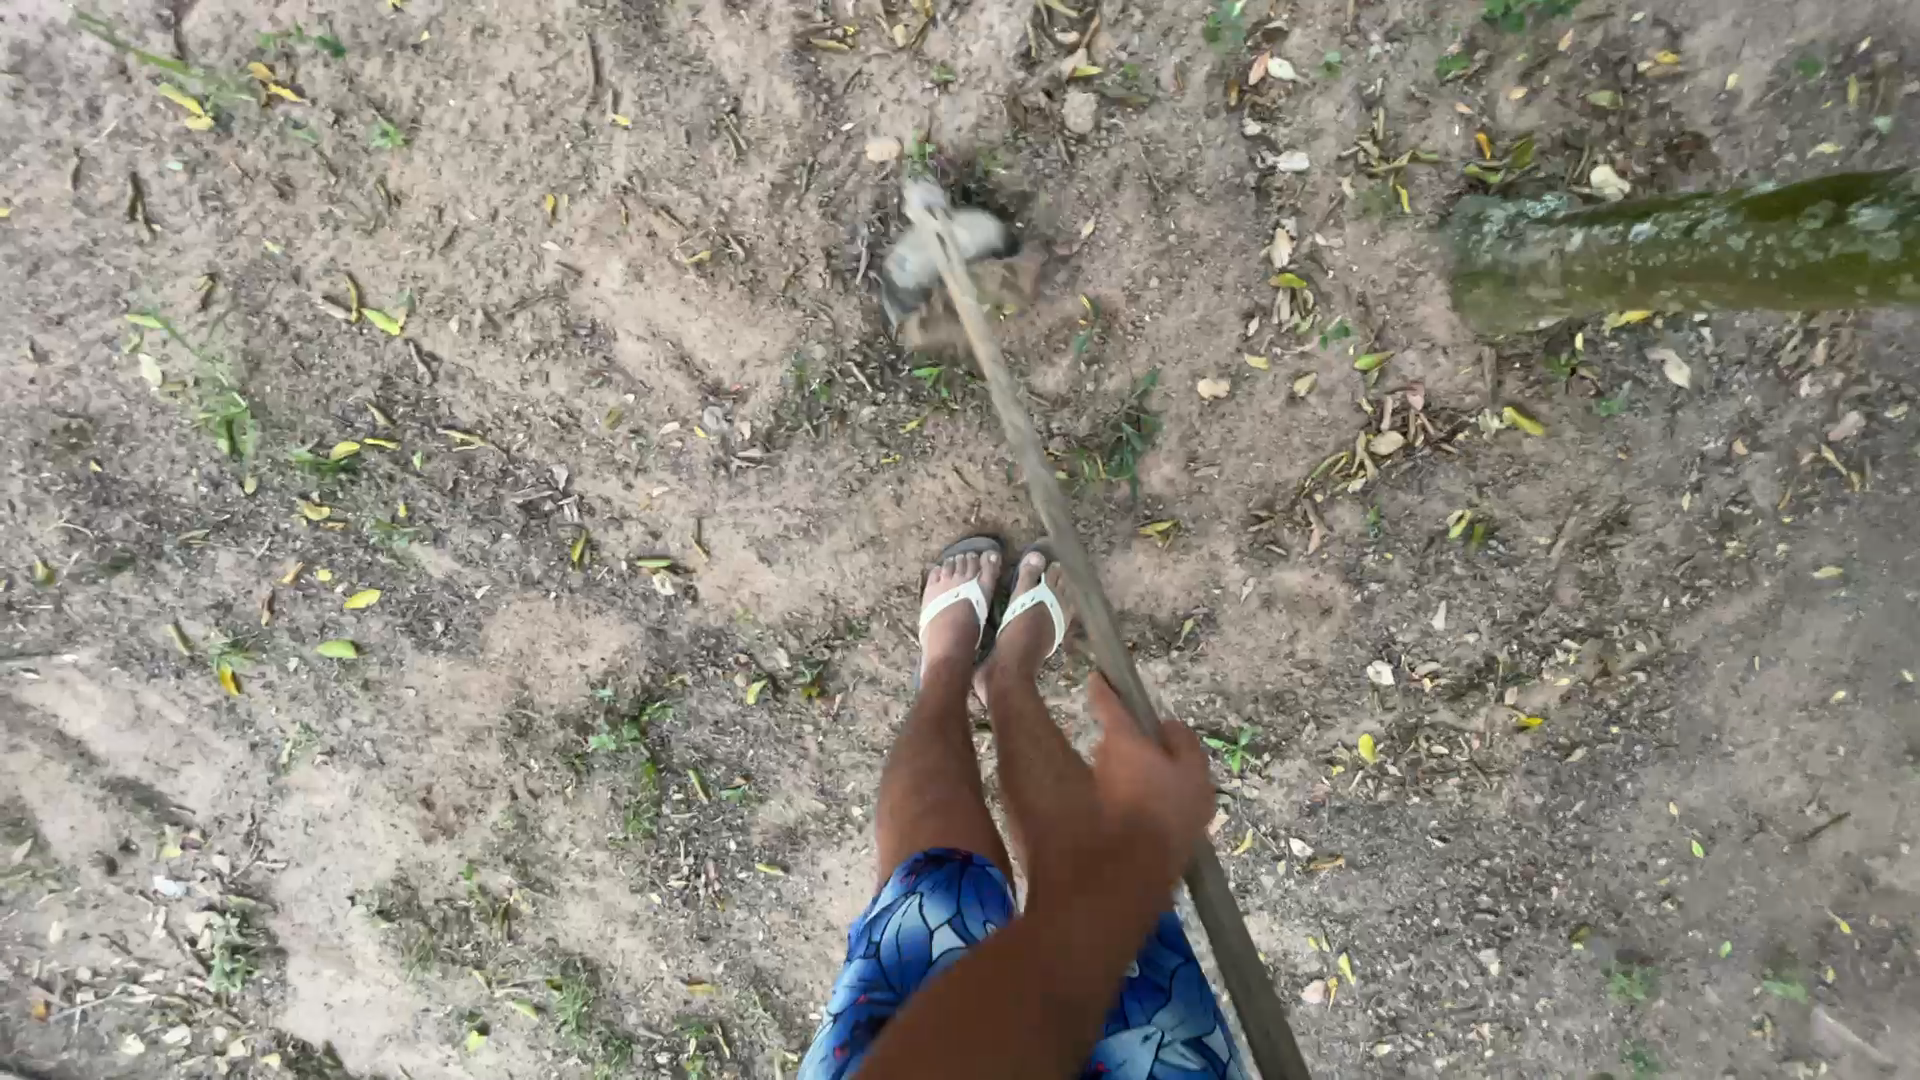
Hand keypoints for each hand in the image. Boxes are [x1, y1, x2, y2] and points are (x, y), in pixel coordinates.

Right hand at [1087, 673, 1214, 889]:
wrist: (1123, 875)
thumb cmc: (1133, 798)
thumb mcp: (1122, 744)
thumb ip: (1113, 711)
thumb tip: (1100, 678)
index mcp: (1196, 773)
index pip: (1179, 734)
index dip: (1151, 720)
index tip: (1125, 716)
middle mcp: (1197, 802)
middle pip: (1169, 765)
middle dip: (1141, 752)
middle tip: (1108, 744)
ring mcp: (1181, 832)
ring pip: (1157, 794)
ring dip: (1133, 781)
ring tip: (1101, 774)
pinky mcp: (1161, 855)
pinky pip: (1145, 820)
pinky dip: (1127, 808)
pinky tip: (1104, 807)